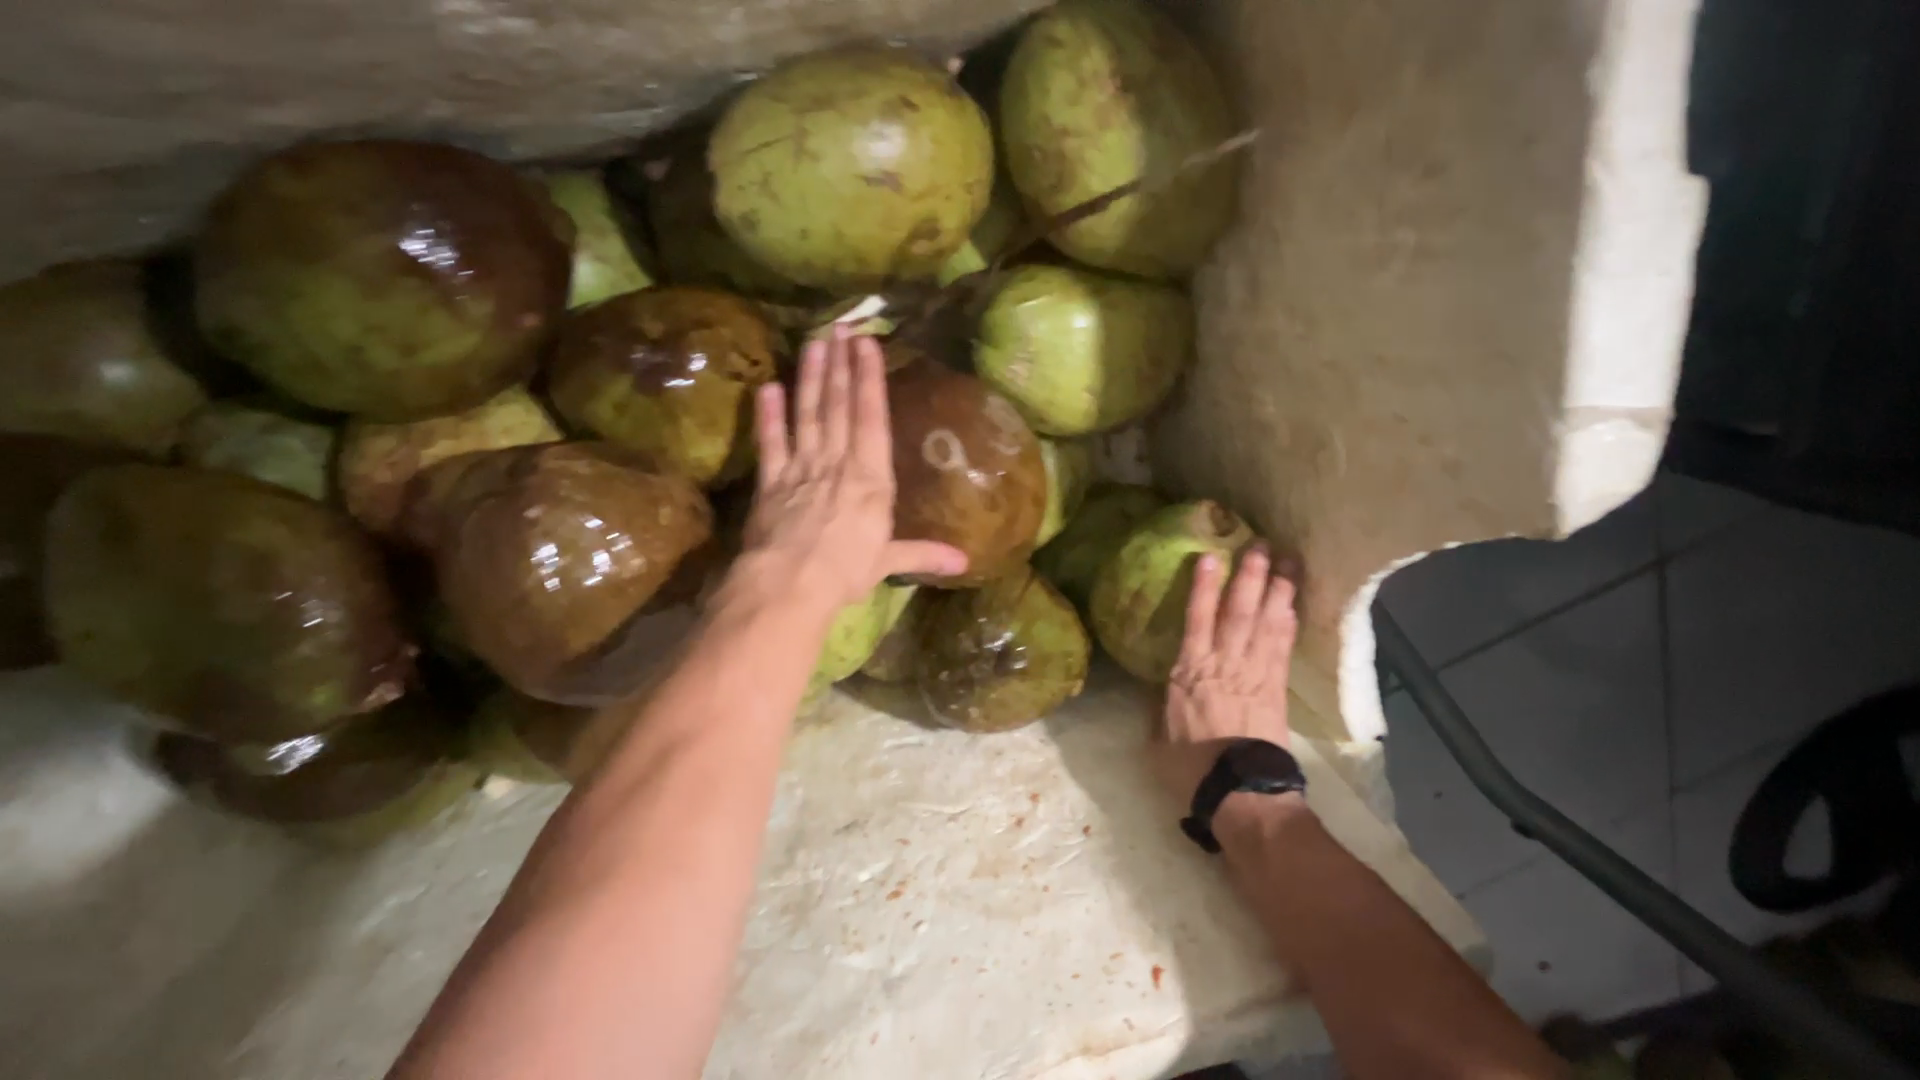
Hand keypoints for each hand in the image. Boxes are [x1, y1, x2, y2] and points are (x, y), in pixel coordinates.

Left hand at [737, 328, 967, 610]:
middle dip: (841, 364)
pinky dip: (769, 415)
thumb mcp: (887, 562)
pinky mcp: (771, 481)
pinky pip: (771, 442)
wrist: (790, 583)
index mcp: (871, 479)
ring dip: (811, 377)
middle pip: (839, 406)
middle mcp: (837, 463)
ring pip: (808, 414)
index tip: (865, 343)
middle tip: (839, 326)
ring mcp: (802, 468)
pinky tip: (768, 387)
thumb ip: (923, 553)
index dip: (868, 378)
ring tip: (814, 342)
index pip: (871, 418)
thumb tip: (966, 562)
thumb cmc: (844, 572)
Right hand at [1152, 543, 1299, 804]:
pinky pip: (1282, 645)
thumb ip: (1162, 705)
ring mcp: (1254, 673)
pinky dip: (1288, 620)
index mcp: (1188, 671)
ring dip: (1276, 589)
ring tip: (1285, 559)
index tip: (1211, 556)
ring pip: (1265, 622)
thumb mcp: (1160, 734)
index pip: (1196, 618)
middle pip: (1238, 611)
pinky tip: (1292, 601)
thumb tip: (1163, 688)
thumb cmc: (1191, 766)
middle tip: (1259, 543)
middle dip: (1249, 576)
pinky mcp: (1276, 687)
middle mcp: (1223, 663)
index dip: (1204, 586)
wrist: (1239, 790)